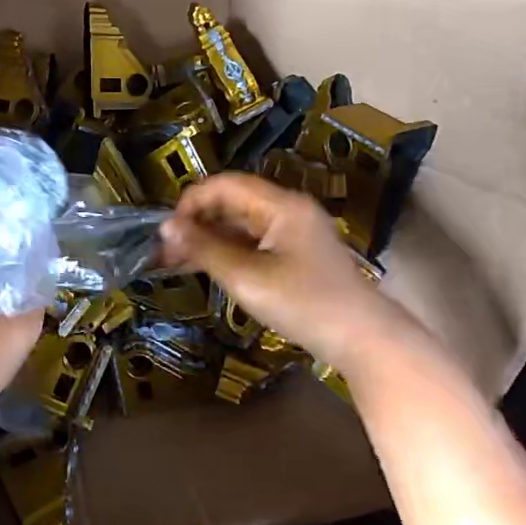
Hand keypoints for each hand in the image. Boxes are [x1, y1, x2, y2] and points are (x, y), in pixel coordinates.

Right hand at [161, 173, 404, 369]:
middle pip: (231, 203)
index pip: (225, 185)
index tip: (166, 230)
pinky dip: (225, 252)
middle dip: (195, 223)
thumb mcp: (246, 276)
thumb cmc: (303, 303)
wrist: (362, 339)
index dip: (191, 202)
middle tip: (163, 250)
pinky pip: (251, 243)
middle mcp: (287, 211)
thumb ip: (203, 248)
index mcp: (281, 205)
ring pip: (238, 225)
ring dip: (206, 240)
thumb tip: (166, 227)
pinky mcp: (294, 255)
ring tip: (173, 261)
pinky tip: (202, 268)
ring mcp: (292, 233)